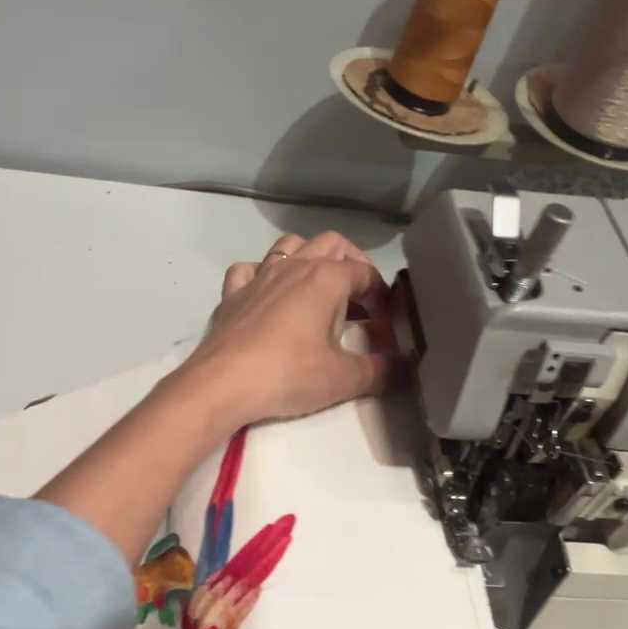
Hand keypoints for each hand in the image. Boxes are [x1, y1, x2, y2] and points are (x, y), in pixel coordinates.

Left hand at [170, 232, 401, 429]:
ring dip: (309, 258)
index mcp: (326, 278)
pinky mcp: (232, 294)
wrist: (222, 384)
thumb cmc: (288, 375)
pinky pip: (250, 269)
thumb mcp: (343, 379)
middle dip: (352, 263)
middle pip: (332, 244)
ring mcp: (259, 276)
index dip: (382, 295)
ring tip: (317, 289)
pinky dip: (263, 274)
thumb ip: (380, 371)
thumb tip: (405, 368)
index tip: (387, 322)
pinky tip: (267, 294)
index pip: (365, 272)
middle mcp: (294, 265)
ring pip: (290, 245)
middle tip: (360, 297)